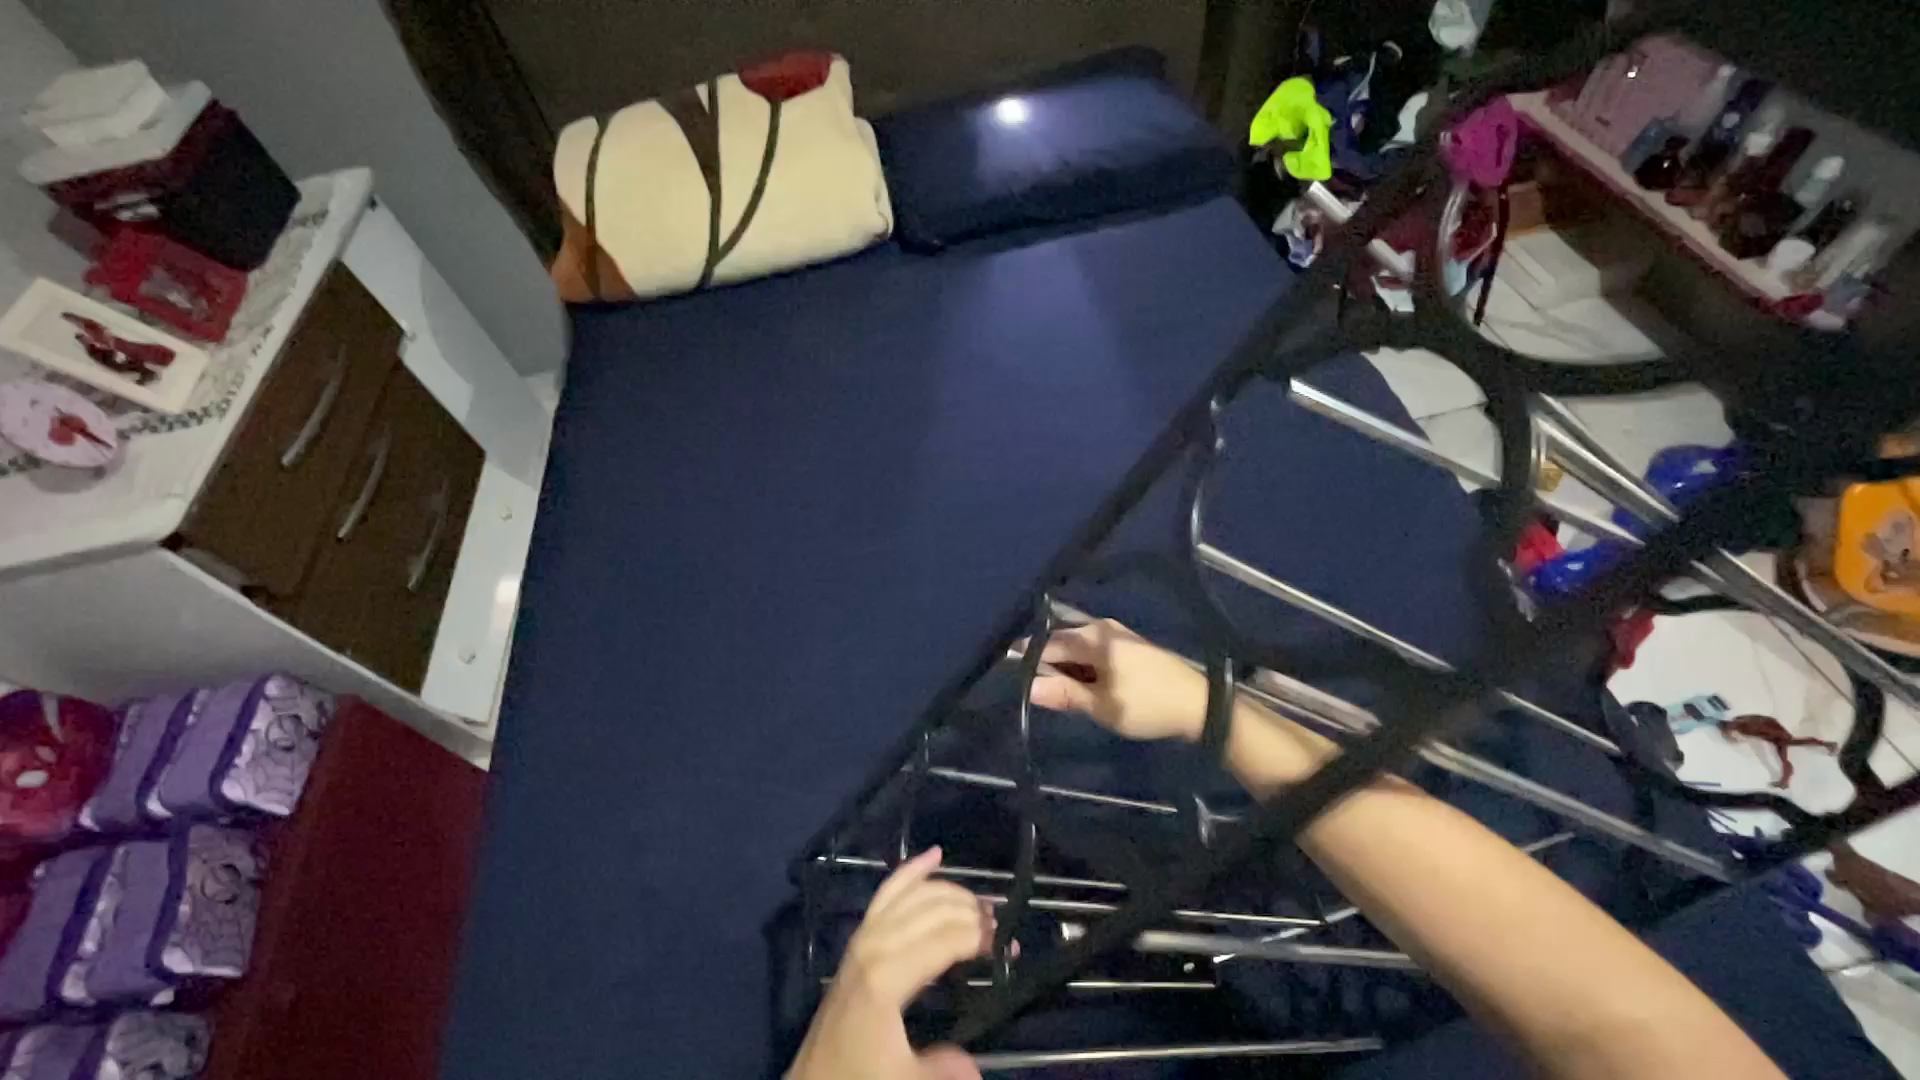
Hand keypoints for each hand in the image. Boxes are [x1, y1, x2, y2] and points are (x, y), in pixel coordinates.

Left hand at [786, 848, 987, 1079]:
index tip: (1009, 949)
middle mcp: (875, 945)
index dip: (980, 938)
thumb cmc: (858, 1078)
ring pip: (912, 896)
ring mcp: (863, 937)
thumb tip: (975, 1067)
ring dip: (949, 892)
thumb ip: (943, 1069)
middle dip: (971, 912)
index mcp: (887, 976)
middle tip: (1002, 927)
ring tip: (982, 903)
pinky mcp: (858, 939)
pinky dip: (911, 872)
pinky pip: (887, 894)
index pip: (945, 939)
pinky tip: (933, 856)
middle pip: (932, 911)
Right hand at [1027, 619, 1207, 741]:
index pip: (1047, 645)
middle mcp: (1102, 627)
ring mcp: (1117, 633)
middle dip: (1046, 663)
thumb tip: (1026, 687)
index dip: (1028, 662)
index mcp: (1093, 638)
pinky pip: (1092, 649)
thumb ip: (1064, 694)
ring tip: (1059, 691)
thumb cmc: (1147, 706)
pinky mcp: (1129, 645)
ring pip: (1077, 646)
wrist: (1200, 704)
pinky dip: (1082, 664)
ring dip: (1065, 666)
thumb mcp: (1102, 706)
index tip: (1011, 678)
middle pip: (1061, 642)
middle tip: (1036, 691)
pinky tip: (1083, 683)